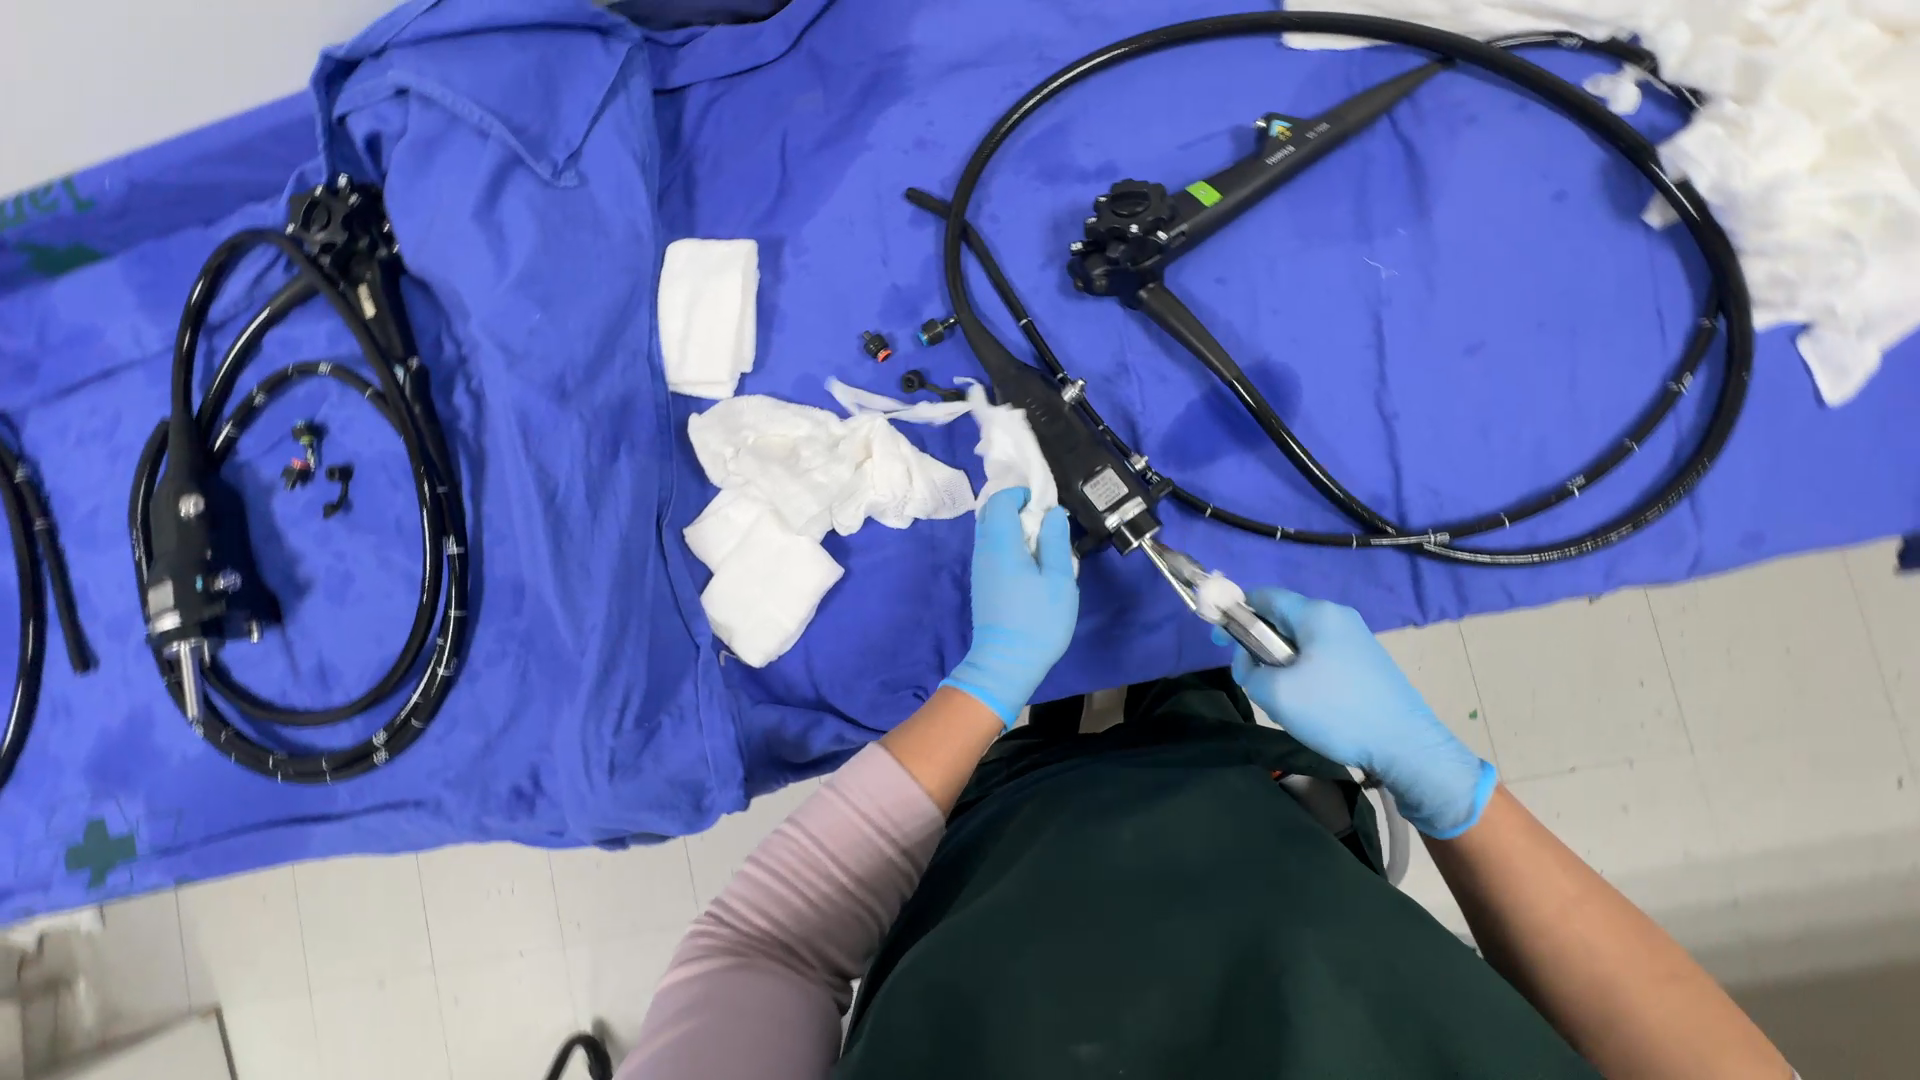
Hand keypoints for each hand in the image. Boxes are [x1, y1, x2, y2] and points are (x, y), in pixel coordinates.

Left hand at [940, 488, 1078, 726]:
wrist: (1006, 664)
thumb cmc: (1038, 621)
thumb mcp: (1059, 579)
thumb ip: (1055, 541)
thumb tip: (1052, 513)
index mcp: (1000, 544)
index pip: (1000, 501)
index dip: (1020, 494)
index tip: (1044, 503)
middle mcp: (983, 551)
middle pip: (991, 514)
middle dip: (1016, 507)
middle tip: (1045, 520)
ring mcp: (979, 569)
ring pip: (989, 532)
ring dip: (1012, 527)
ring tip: (1043, 541)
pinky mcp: (982, 584)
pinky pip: (991, 550)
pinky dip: (1008, 544)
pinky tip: (1030, 561)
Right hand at [1216, 588, 1495, 837]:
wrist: (1406, 747)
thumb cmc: (1336, 712)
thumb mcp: (1275, 693)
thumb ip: (1247, 668)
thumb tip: (1247, 659)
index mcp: (1317, 614)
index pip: (1263, 596)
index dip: (1235, 611)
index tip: (1219, 638)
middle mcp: (1338, 617)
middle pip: (1281, 619)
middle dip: (1259, 645)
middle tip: (1252, 677)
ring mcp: (1356, 639)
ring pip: (1300, 642)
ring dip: (1282, 664)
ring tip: (1285, 699)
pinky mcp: (1367, 662)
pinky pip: (1321, 657)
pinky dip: (1304, 674)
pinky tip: (1310, 706)